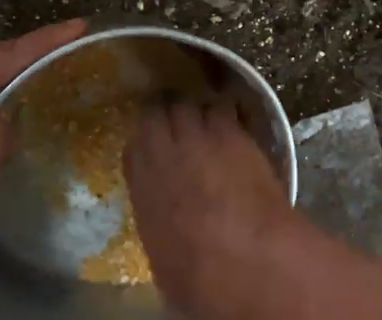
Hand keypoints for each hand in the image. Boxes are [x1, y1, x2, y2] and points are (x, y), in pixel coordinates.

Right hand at [125, 102, 307, 313]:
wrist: (248, 258)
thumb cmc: (203, 276)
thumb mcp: (164, 261)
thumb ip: (158, 226)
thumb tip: (165, 224)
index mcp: (143, 191)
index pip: (133, 150)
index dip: (145, 145)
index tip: (155, 149)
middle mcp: (164, 157)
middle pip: (156, 115)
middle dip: (166, 117)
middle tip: (179, 124)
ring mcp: (197, 139)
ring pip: (187, 105)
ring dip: (195, 113)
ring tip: (207, 123)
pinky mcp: (230, 132)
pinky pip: (222, 108)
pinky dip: (225, 113)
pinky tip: (233, 123)